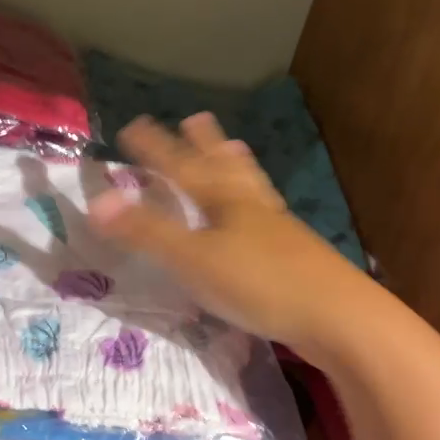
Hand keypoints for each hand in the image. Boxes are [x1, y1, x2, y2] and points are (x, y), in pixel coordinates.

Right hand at [88, 113, 369, 343]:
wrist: (344, 320)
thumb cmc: (261, 284)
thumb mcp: (193, 260)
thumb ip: (147, 232)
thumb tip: (96, 200)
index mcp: (223, 202)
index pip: (181, 167)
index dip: (156, 148)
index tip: (135, 124)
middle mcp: (251, 207)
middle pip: (223, 167)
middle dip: (204, 145)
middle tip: (196, 119)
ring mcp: (279, 230)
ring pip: (252, 188)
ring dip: (237, 167)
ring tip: (236, 150)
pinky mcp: (297, 256)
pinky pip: (269, 215)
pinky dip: (260, 204)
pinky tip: (266, 215)